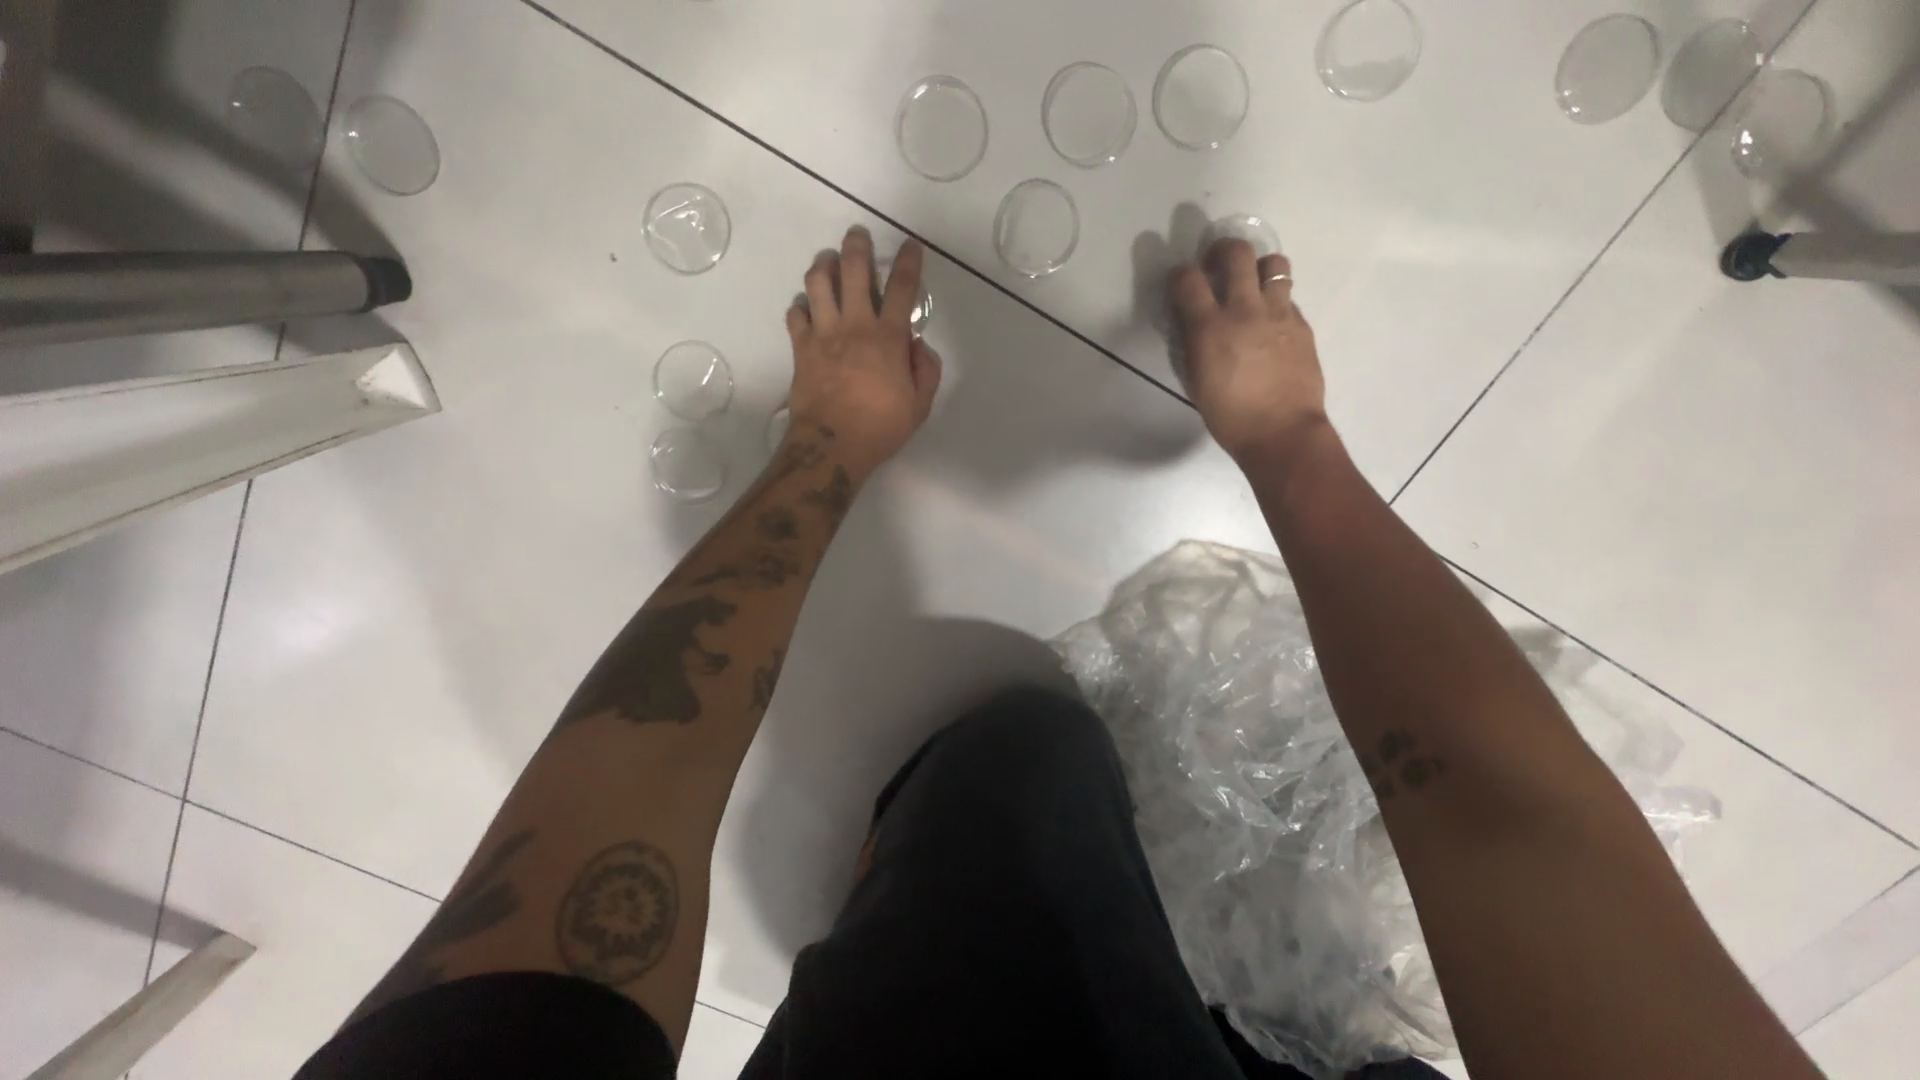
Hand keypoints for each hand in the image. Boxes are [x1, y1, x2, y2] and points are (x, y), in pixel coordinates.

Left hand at [784, 227, 942, 477]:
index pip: (902, 288)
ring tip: (827, 260)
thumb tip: (917, 344)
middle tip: (857, 234)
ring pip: (818, 284)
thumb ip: (925, 370)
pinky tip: (805, 306)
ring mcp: (823, 334)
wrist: (832, 445)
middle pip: (853, 272)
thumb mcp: (919, 404)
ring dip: (823, 266)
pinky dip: (800, 306)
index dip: (908, 262)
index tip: (910, 245)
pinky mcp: (801, 348)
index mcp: (888, 337)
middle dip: (857, 247)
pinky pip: (795, 315)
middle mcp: (855, 326)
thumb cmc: (880, 427)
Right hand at [1170, 240, 1327, 465]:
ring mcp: (1279, 314)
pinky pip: (1288, 298)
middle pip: (1237, 254)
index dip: (1179, 275)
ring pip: (1274, 264)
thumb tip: (1192, 322)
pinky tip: (1270, 323)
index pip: (1188, 279)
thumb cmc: (1229, 416)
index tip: (1179, 283)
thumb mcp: (1196, 379)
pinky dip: (1276, 301)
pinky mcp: (1302, 325)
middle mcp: (1245, 309)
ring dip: (1259, 268)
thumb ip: (1193, 343)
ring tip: (1252, 286)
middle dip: (1222, 250)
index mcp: (1210, 327)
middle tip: (1216, 264)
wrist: (1281, 433)